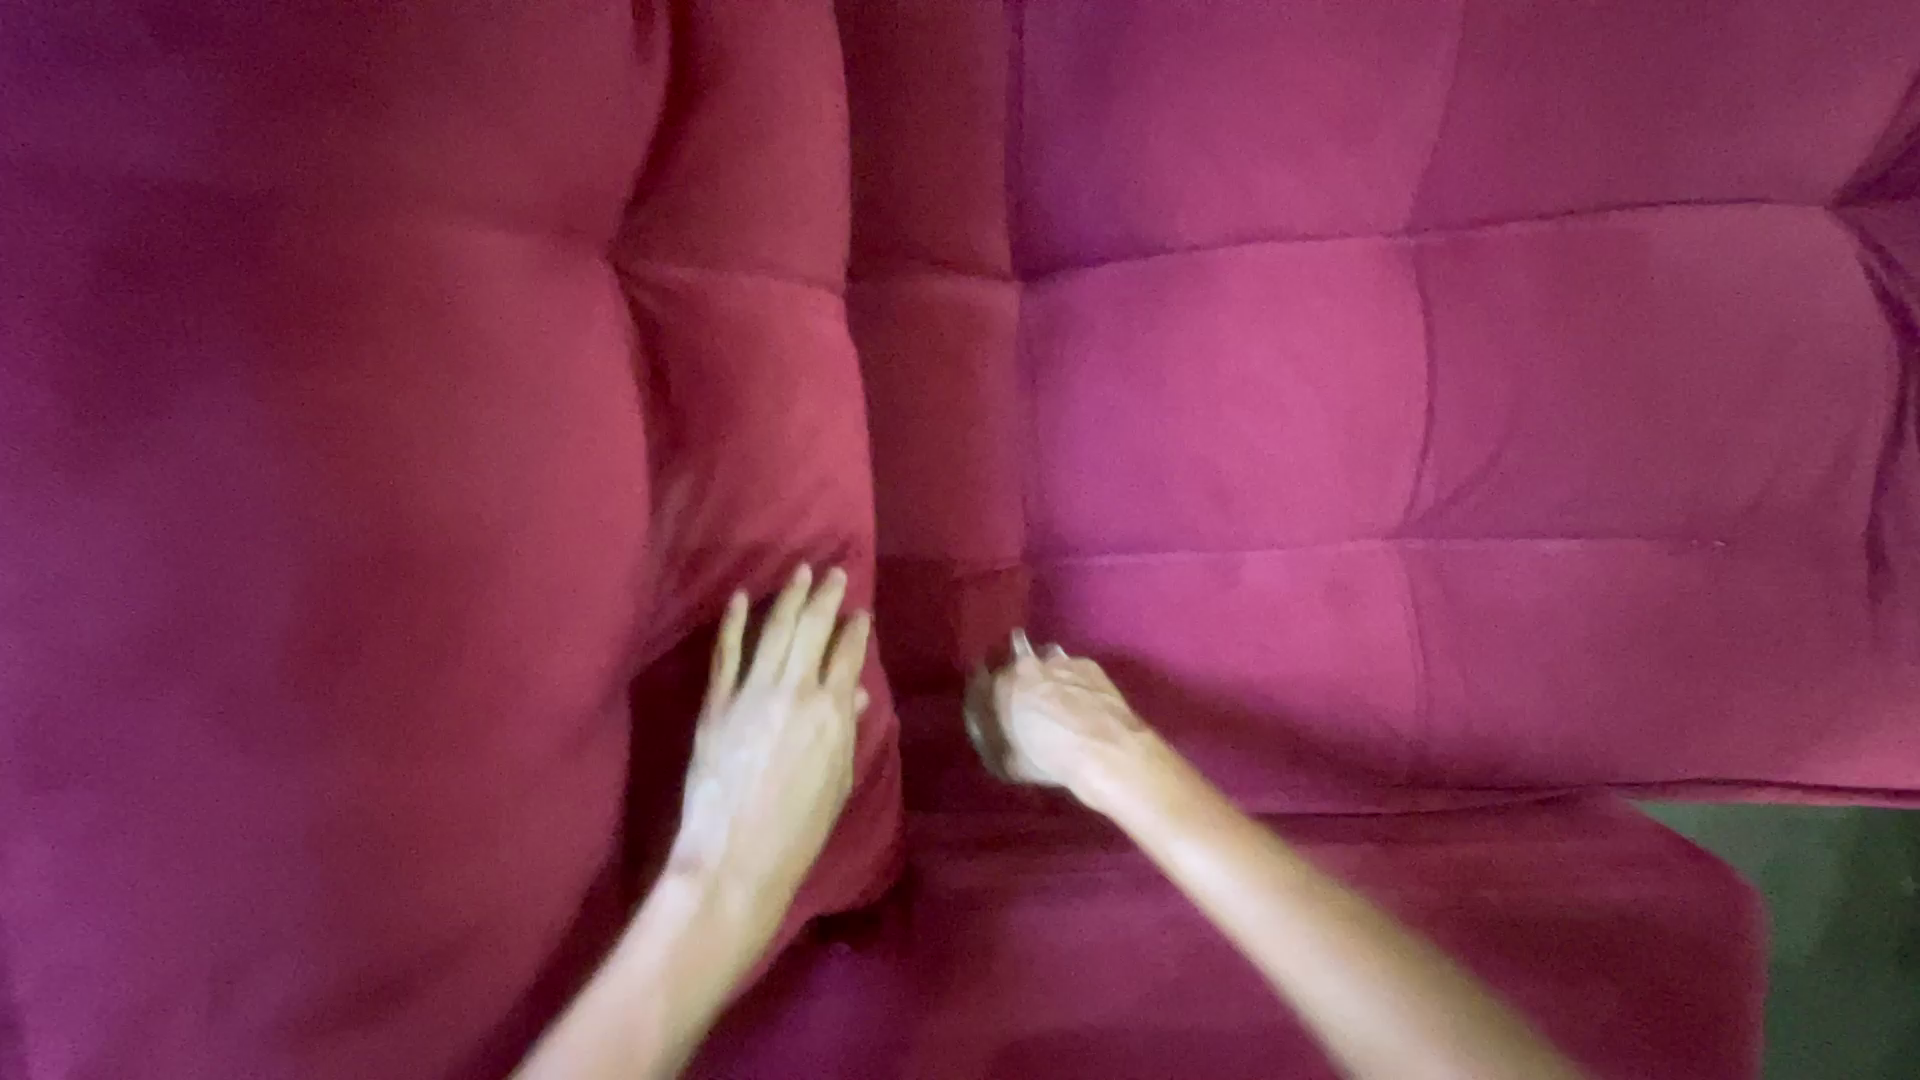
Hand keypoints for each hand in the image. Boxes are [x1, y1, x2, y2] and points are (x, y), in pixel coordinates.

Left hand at [667, 565, 870, 933]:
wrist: (735, 856)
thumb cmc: (799, 828)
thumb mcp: (838, 780)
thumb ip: (847, 730)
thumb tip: (854, 693)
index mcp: (832, 711)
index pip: (847, 653)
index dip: (856, 628)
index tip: (860, 612)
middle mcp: (795, 690)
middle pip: (813, 628)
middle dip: (826, 596)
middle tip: (834, 573)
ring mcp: (752, 692)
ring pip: (774, 629)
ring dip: (789, 596)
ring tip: (800, 571)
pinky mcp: (717, 703)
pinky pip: (727, 653)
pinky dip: (733, 623)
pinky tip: (741, 598)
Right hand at [965, 629, 1153, 799]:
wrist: (1103, 750)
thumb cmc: (1049, 760)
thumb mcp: (1008, 763)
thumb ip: (994, 742)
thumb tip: (994, 734)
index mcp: (998, 687)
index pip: (979, 675)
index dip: (983, 684)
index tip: (989, 693)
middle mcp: (1024, 665)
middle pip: (1011, 652)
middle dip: (1014, 665)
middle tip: (1022, 685)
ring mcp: (1057, 660)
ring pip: (1044, 654)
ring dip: (1045, 666)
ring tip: (1054, 687)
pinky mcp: (1086, 663)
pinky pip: (1073, 666)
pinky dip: (1073, 677)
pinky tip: (1082, 695)